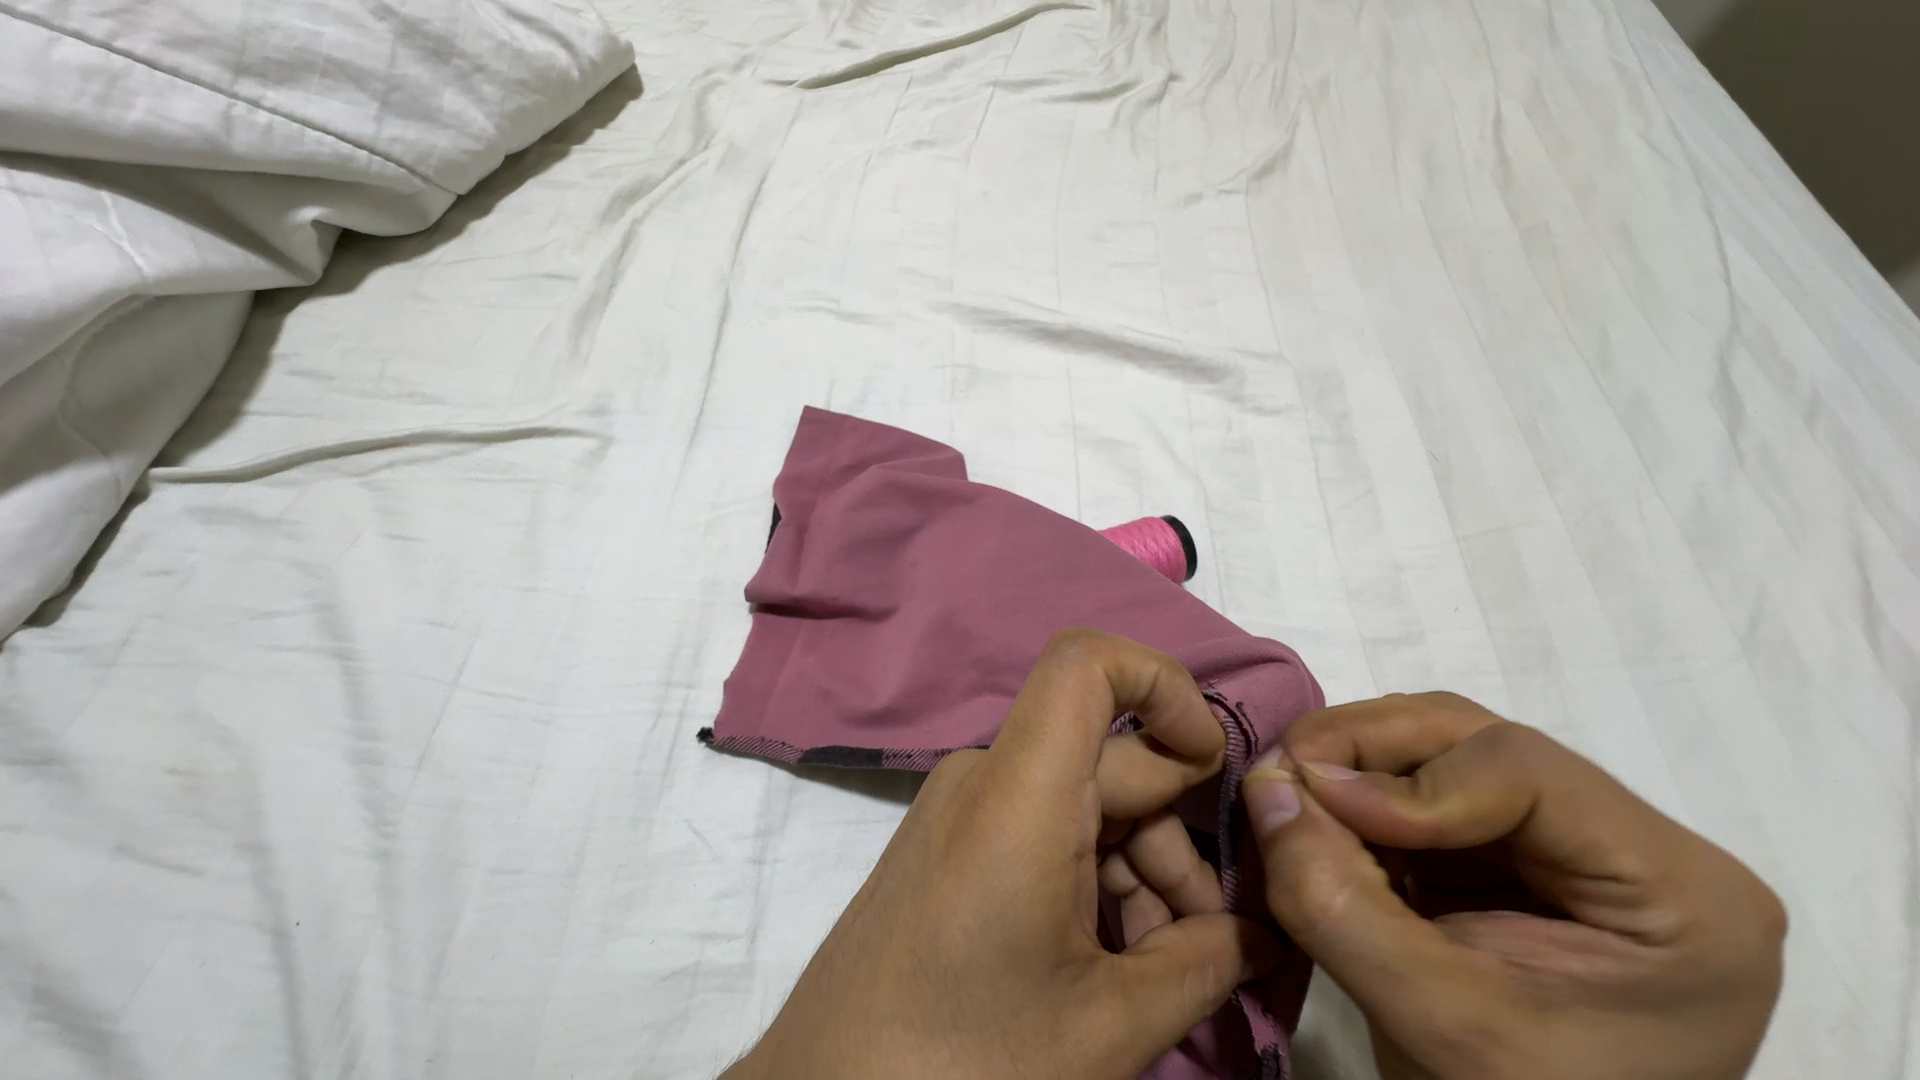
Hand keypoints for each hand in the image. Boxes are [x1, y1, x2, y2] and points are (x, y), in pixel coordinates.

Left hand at [724, 630, 1279, 1079]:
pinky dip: (1095, 881)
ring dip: (1143, 874)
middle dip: (1179, 837)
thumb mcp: (1109, 1023)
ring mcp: (964, 811)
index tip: (1212, 764)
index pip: (1087, 662)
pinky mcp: (954, 846)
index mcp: (1020, 793)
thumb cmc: (969, 1059)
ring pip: (1086, 804)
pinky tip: (1116, 964)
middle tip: (1219, 937)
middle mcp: (987, 778)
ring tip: (1170, 969)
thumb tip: (1263, 936)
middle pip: (1112, 759)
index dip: (1163, 684)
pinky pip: (1046, 831)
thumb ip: (1205, 966)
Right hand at [1242, 692, 1786, 1079]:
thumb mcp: (1433, 1022)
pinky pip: (1422, 794)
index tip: (1309, 799)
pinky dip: (1357, 804)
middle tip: (1282, 773)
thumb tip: (1264, 783)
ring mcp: (1570, 845)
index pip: (1523, 769)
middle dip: (1366, 749)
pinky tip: (1319, 828)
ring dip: (1353, 769)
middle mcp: (1633, 843)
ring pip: (1444, 752)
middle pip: (1480, 741)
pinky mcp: (1512, 857)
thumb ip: (1338, 901)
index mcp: (1675, 890)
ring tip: (1292, 801)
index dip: (1405, 778)